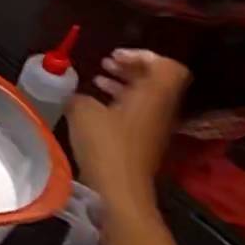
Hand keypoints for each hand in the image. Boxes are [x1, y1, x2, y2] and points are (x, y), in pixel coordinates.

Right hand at [65, 49, 190, 223]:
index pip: (167, 66)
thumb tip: (77, 95)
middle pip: (157, 79)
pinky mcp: (142, 141)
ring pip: (146, 95)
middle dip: (131, 66)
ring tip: (98, 79)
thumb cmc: (106, 145)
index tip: (115, 55)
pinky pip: (136, 111)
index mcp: (153, 96)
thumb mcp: (82, 112)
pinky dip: (118, 101)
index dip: (143, 55)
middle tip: (106, 62)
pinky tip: (95, 106)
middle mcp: (160, 108)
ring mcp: (153, 126)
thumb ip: (79, 96)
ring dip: (124, 83)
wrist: (120, 190)